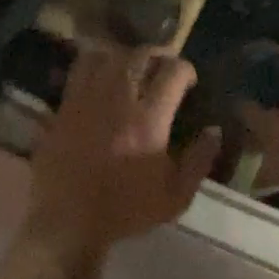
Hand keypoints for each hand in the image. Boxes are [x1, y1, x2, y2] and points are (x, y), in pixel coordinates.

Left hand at [25, 45, 221, 255]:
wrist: (67, 223)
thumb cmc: (125, 211)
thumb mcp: (175, 197)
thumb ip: (199, 160)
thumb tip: (215, 130)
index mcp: (149, 120)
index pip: (173, 72)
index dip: (186, 69)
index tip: (189, 82)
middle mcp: (118, 100)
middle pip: (140, 56)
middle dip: (159, 55)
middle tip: (165, 66)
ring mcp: (86, 100)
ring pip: (109, 56)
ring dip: (127, 56)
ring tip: (134, 67)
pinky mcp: (63, 107)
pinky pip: (79, 69)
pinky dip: (97, 64)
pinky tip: (103, 76)